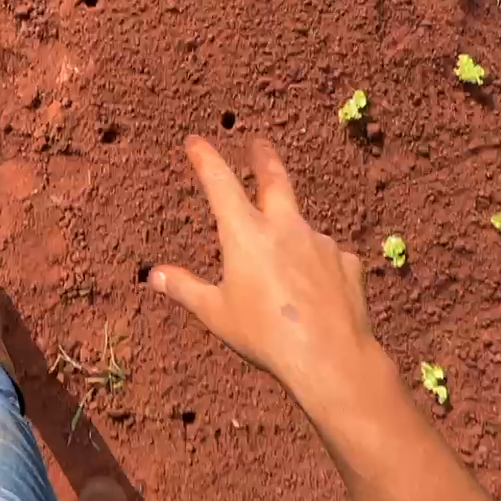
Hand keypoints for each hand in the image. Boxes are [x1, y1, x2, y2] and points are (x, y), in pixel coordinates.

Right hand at [150, 136, 390, 406]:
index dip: (205, 159)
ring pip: (300, 227)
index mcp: (246, 234)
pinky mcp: (346, 262)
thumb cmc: (264, 335)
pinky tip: (315, 289)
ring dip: (290, 232)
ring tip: (284, 266)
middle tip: (258, 144)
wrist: (330, 358)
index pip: (220, 184)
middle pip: (274, 180)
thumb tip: (154, 275)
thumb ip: (185, 289)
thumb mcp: (215, 313)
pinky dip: (316, 264)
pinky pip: (326, 256)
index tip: (195, 142)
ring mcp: (320, 242)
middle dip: (263, 158)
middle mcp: (285, 227)